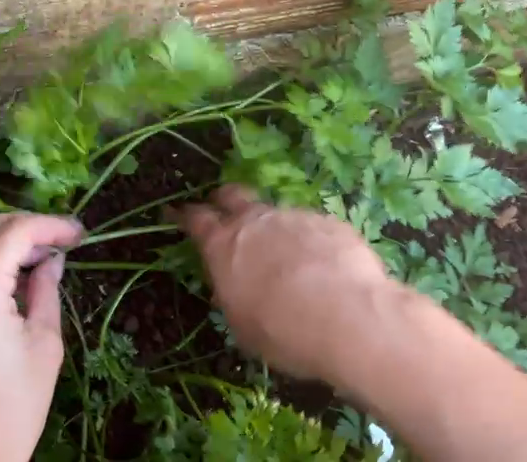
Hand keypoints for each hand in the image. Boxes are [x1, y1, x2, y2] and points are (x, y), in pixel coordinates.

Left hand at [0, 213, 82, 461]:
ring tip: (36, 255)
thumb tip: (52, 259)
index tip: (79, 233)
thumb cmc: (12, 408)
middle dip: (27, 228)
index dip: (51, 226)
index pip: (16, 231)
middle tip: (60, 243)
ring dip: (1, 238)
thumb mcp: (43, 345)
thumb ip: (46, 290)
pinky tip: (5, 274)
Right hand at [178, 185, 395, 380]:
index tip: (176, 213)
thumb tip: (232, 290)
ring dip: (275, 228)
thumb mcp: (243, 327)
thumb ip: (232, 298)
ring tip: (290, 258)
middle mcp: (253, 220)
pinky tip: (327, 269)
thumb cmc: (284, 331)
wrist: (350, 319)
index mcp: (222, 245)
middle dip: (225, 200)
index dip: (184, 215)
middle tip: (227, 214)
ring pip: (275, 213)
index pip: (194, 219)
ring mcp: (292, 216)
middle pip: (232, 194)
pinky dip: (312, 242)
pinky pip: (313, 227)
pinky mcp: (329, 222)